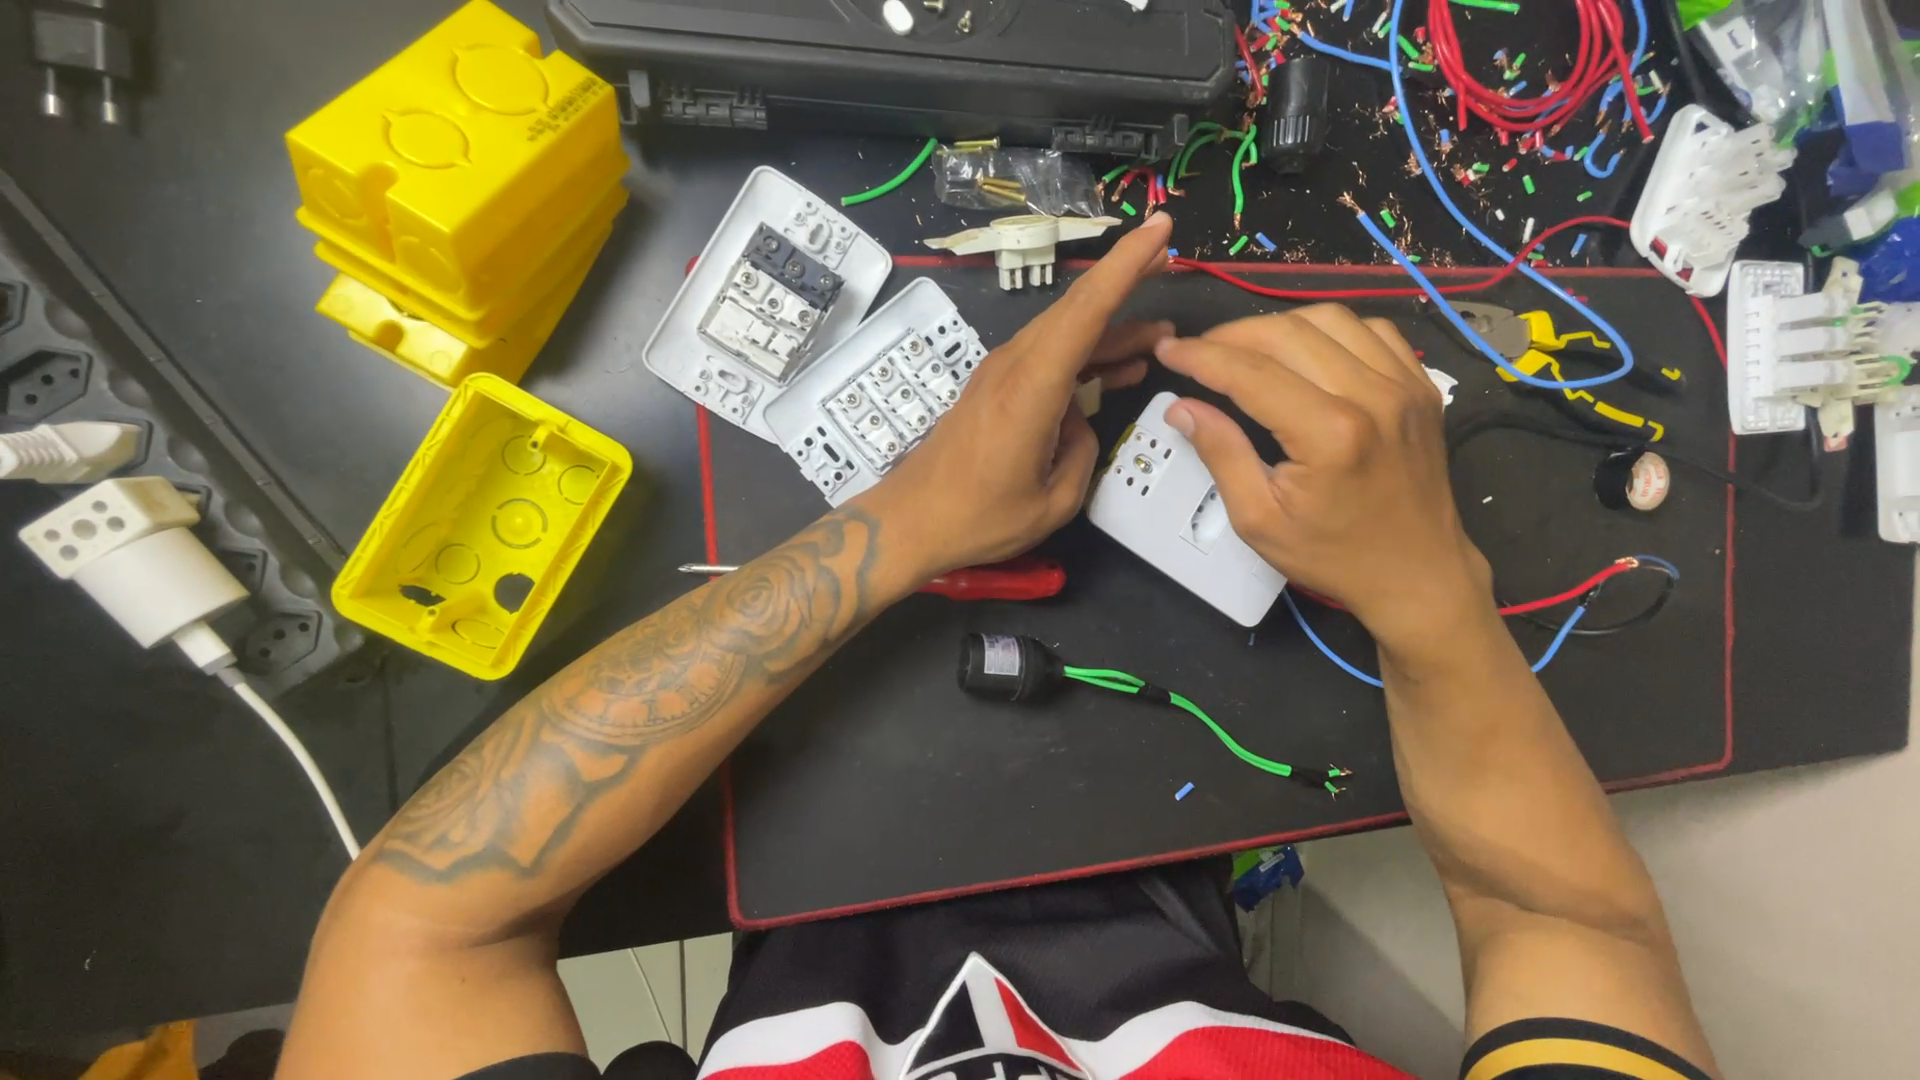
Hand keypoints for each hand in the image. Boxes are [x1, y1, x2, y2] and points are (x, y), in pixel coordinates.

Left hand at [860, 213, 1174, 578]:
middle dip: (1125, 281)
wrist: (910, 521)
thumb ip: (1083, 452)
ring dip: (1110, 330)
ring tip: (1160, 334)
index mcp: (1031, 388)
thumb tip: (1081, 422)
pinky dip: (1084, 357)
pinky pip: (1049, 359)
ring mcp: (1000, 374)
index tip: (1161, 227)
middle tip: (1170, 263)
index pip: (1086, 309)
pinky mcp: (994, 388)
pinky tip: (1118, 370)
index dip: (1126, 264)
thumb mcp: (1053, 502)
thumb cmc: (978, 518)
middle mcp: (1014, 366)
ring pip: (1064, 334)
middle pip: (1077, 310)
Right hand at [1154, 305, 1492, 647]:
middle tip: (1198, 351)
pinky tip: (1304, 352)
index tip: (1166, 350)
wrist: (1419, 574)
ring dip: (1278, 326)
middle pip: (1287, 333)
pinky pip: (1371, 331)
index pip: (1250, 373)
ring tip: (1245, 349)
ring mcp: (1404, 385)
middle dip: (1231, 335)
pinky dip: (1328, 331)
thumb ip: (1222, 455)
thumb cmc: (1332, 556)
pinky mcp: (1421, 386)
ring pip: (1330, 319)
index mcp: (1329, 434)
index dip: (1201, 356)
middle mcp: (1372, 395)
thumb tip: (1181, 407)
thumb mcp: (1259, 520)